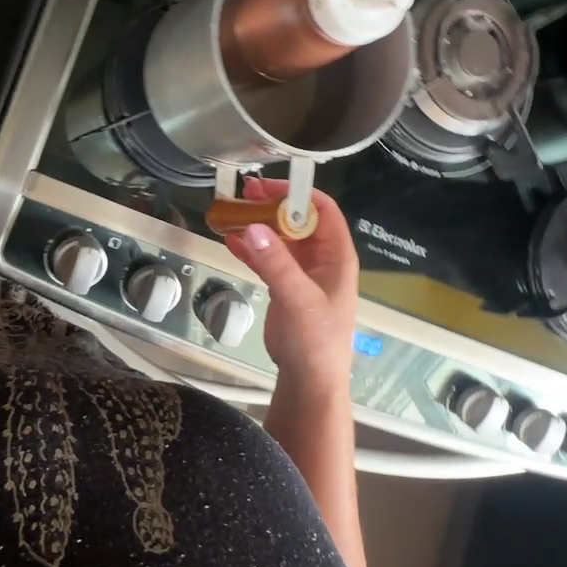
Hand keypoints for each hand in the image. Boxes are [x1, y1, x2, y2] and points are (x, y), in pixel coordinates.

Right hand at [222, 176, 358, 392]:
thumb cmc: (316, 340)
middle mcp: (321, 259)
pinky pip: (266, 258)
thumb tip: (252, 227)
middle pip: (297, 220)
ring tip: (230, 212)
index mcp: (336, 256)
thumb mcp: (298, 298)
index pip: (322, 210)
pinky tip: (229, 240)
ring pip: (279, 237)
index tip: (266, 187)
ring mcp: (301, 272)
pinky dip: (249, 247)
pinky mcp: (284, 286)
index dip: (297, 193)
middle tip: (242, 194)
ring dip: (257, 224)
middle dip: (271, 205)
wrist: (308, 380)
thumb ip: (275, 263)